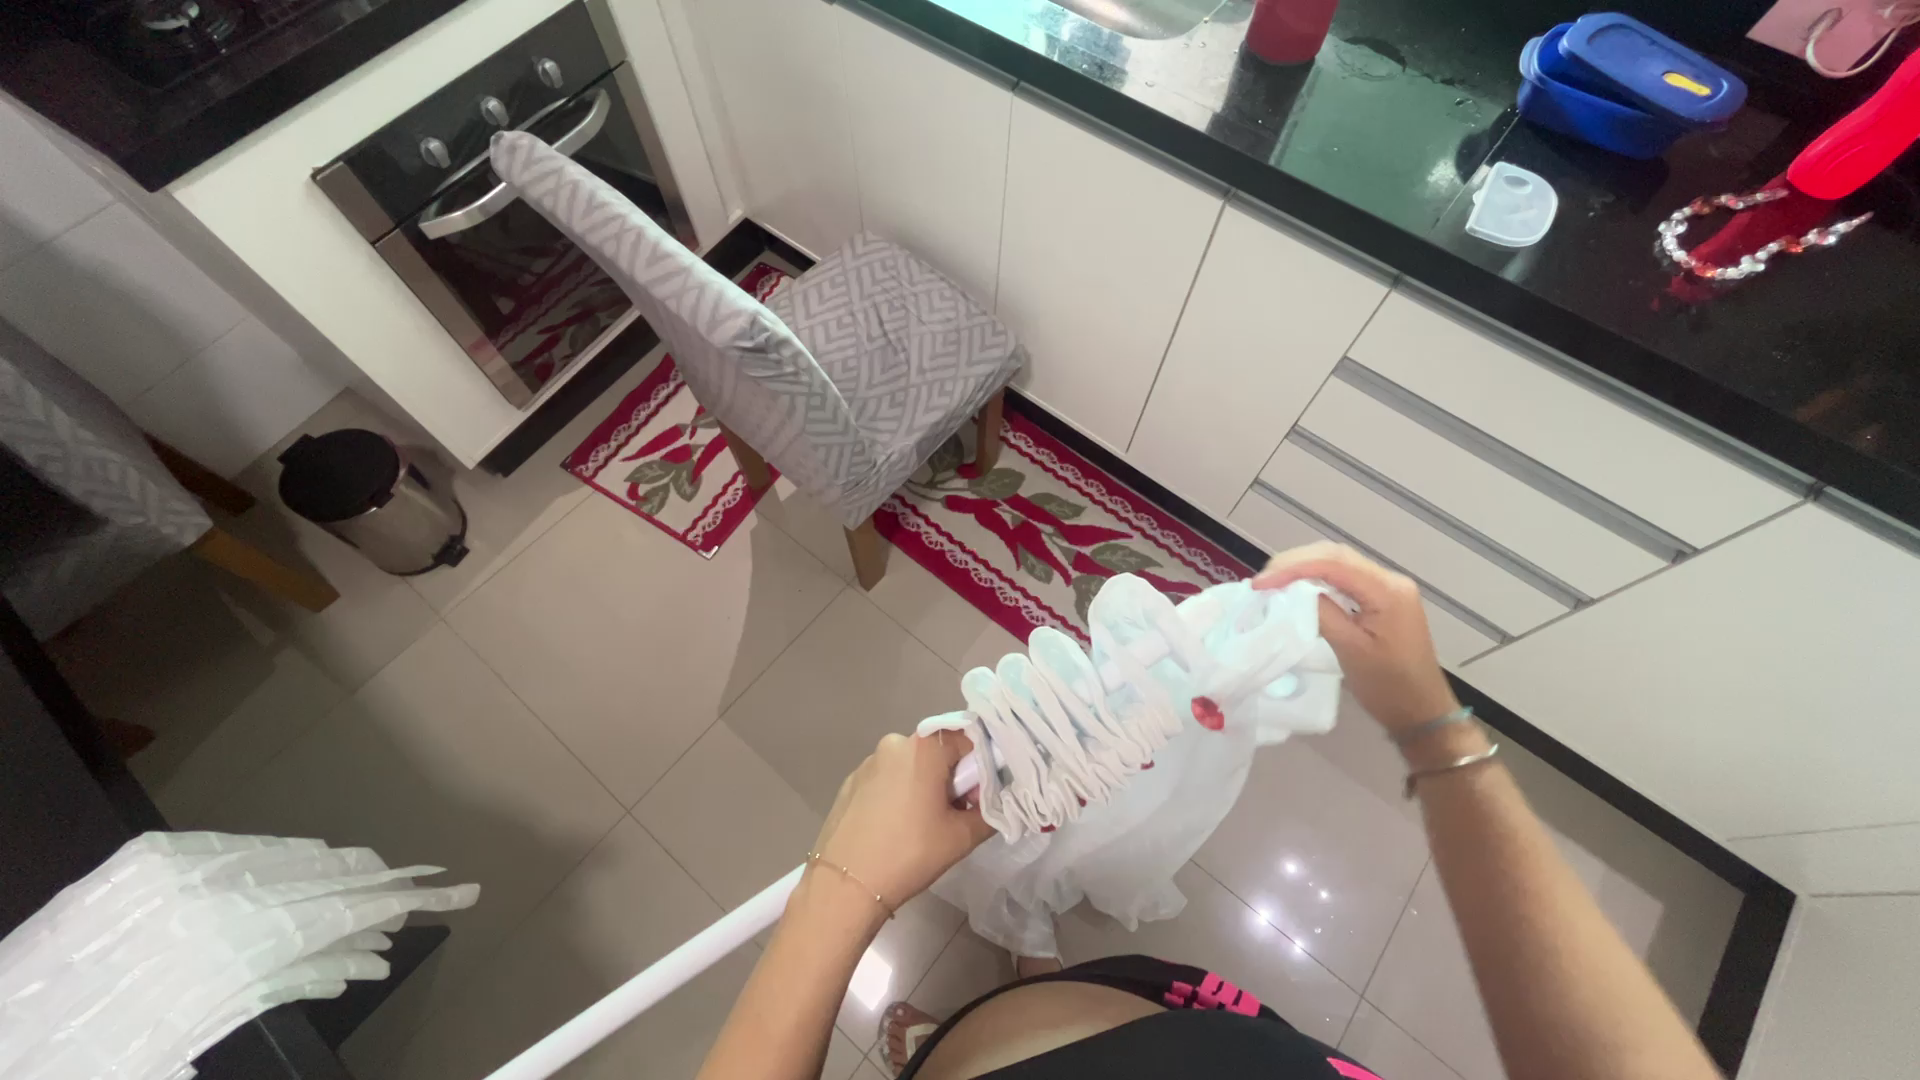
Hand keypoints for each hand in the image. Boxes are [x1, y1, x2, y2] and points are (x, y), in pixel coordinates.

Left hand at [811, 731, 995, 912]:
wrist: (846, 885)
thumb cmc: (909, 853)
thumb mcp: (962, 837)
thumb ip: (989, 811)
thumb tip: (994, 801)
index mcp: (924, 747)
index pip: (966, 740)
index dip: (978, 767)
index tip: (975, 798)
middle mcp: (895, 743)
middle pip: (936, 752)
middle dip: (950, 778)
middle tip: (950, 816)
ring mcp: (868, 762)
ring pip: (910, 766)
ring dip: (922, 786)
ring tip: (919, 826)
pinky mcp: (850, 781)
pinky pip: (886, 779)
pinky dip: (897, 795)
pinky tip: (892, 828)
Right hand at [1253, 542, 1459, 736]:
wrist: (1421, 711)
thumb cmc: (1387, 685)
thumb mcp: (1350, 649)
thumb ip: (1322, 613)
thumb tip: (1293, 591)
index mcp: (1387, 590)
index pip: (1333, 564)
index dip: (1291, 568)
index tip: (1260, 584)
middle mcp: (1390, 580)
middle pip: (1335, 555)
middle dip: (1294, 562)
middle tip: (1261, 580)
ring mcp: (1387, 587)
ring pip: (1338, 562)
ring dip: (1303, 567)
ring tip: (1272, 581)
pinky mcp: (1381, 598)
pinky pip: (1344, 577)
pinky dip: (1316, 577)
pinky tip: (1296, 587)